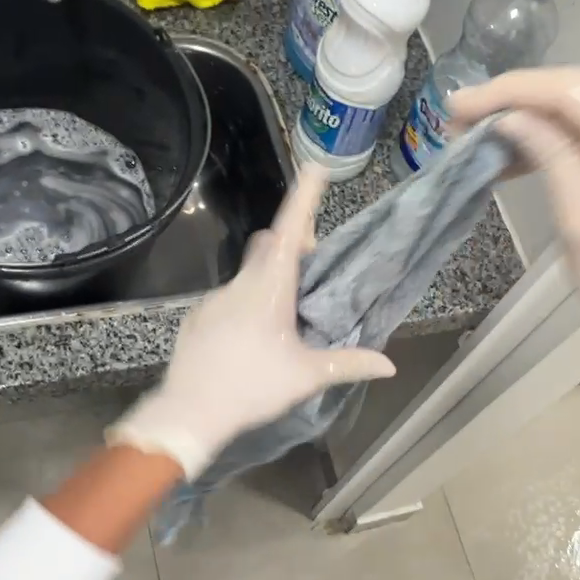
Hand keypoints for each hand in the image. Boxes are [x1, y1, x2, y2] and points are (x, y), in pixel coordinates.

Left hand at [110, 163, 396, 477]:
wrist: (190, 411)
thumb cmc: (252, 388)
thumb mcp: (307, 377)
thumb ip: (349, 365)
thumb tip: (389, 365)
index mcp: (268, 288)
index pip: (288, 231)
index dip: (303, 198)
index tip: (314, 168)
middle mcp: (240, 284)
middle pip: (267, 246)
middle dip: (290, 244)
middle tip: (311, 264)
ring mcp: (214, 299)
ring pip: (247, 275)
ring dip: (268, 281)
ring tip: (283, 320)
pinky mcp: (198, 317)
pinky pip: (229, 298)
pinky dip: (246, 304)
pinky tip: (251, 340)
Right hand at [449, 66, 579, 412]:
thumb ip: (550, 156)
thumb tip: (508, 118)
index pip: (574, 90)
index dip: (511, 90)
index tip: (458, 102)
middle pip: (578, 94)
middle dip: (515, 101)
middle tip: (458, 120)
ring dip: (529, 120)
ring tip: (478, 137)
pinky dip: (552, 139)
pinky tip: (514, 152)